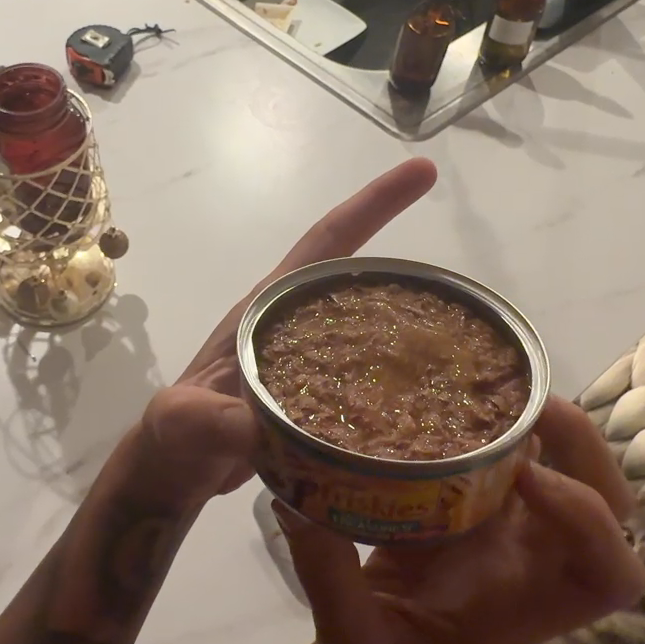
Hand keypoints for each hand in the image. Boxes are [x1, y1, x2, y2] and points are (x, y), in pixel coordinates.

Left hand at [117, 158, 440, 511]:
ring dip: (410, 322)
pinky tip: (433, 394)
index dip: (371, 207)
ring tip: (468, 338)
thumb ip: (216, 421)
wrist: (176, 470)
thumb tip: (262, 423)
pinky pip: (366, 370)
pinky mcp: (316, 395)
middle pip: (358, 278)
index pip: (324, 245)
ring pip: (368, 324)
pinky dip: (398, 373)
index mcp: (265, 310)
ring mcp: (305, 358)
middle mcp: (291, 323)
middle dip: (408, 269)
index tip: (421, 173)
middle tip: (467, 286)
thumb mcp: (188, 423)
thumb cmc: (176, 437)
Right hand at [275, 398, 644, 643]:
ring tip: (490, 381)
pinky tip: (446, 395)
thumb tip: (296, 496)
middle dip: (581, 446)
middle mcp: (531, 564)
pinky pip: (500, 460)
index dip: (586, 515)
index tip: (524, 474)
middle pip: (606, 504)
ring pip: (562, 472)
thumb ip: (328, 573)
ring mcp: (507, 536)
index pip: (606, 571)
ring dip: (542, 426)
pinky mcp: (472, 515)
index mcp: (524, 607)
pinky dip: (489, 425)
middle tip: (523, 397)